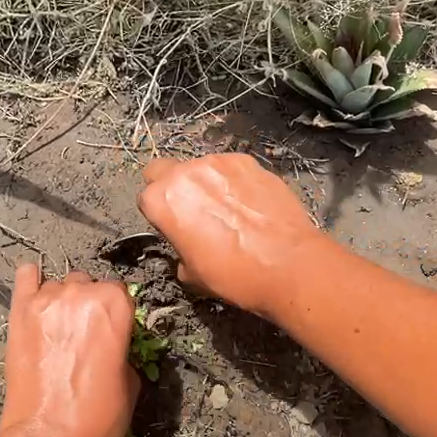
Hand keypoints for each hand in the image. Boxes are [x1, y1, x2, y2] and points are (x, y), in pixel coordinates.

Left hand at [0, 263, 137, 436]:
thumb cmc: (97, 418)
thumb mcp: (130, 383)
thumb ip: (122, 349)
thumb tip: (111, 343)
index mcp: (114, 306)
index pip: (119, 292)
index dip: (117, 314)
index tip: (112, 332)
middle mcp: (80, 293)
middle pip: (87, 284)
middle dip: (88, 305)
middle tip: (83, 336)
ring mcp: (46, 299)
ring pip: (58, 284)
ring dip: (61, 301)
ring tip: (56, 331)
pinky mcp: (19, 309)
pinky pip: (25, 275)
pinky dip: (31, 282)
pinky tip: (34, 300)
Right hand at [138, 154, 331, 309]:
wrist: (289, 265)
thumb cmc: (236, 274)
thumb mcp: (192, 273)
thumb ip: (179, 249)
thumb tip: (189, 245)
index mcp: (161, 200)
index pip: (146, 196)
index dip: (160, 213)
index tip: (175, 226)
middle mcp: (185, 174)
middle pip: (164, 169)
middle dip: (173, 186)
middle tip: (193, 211)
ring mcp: (218, 163)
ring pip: (200, 168)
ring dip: (207, 184)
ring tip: (229, 210)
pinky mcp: (247, 162)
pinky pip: (231, 168)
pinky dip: (235, 182)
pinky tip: (250, 205)